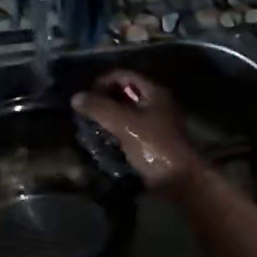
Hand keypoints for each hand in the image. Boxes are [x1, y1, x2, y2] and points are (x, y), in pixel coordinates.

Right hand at [71, 70, 200, 189]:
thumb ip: (100, 108)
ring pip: (127, 113)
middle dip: (104, 100)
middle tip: (85, 112)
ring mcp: (156, 125)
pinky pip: (130, 131)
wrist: (180, 180)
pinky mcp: (152, 143)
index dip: (103, 82)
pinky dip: (115, 132)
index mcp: (155, 93)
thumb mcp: (126, 124)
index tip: (86, 97)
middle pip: (125, 94)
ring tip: (89, 126)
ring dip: (108, 118)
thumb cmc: (155, 148)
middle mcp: (157, 105)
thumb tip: (76, 98)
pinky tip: (101, 140)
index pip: (124, 75)